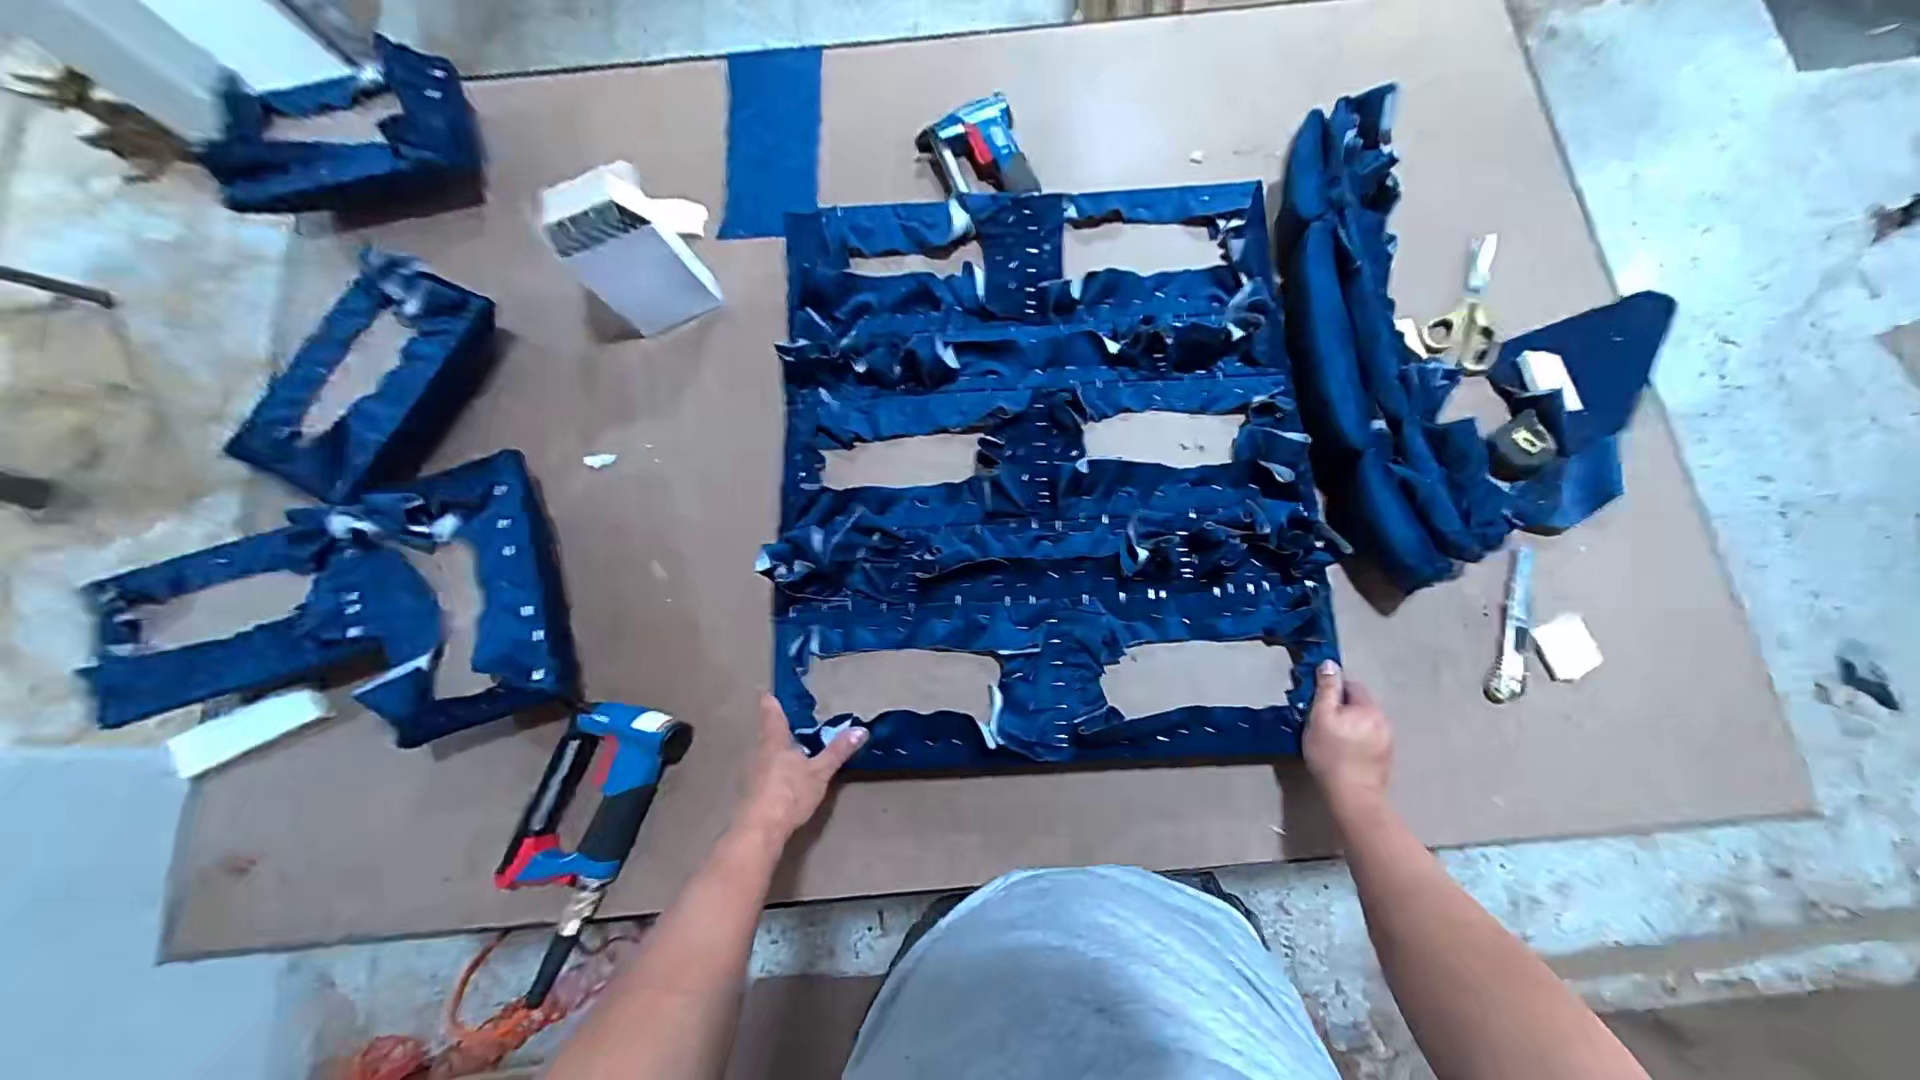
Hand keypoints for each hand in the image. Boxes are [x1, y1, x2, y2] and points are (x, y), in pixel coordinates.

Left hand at [734, 694, 866, 841]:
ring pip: (766, 750)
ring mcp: (754, 772)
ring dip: (778, 744)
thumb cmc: (789, 793)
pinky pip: (766, 768)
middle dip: (778, 722)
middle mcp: (760, 751)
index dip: (770, 699)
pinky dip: (777, 763)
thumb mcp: (820, 772)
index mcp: (775, 740)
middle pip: (767, 730)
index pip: (770, 711)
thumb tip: (861, 729)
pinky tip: (788, 771)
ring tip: (795, 740)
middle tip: (793, 714)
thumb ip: (838, 750)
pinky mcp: (754, 791)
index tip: (770, 688)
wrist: (760, 830)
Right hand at [1303, 660, 1392, 816]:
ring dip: (1348, 723)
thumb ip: (1326, 689)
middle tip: (1320, 722)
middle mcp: (1383, 720)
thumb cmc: (1331, 754)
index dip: (1331, 691)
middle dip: (1340, 707)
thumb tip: (1330, 664)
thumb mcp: (1320, 717)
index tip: (1317, 704)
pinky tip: (1343, 751)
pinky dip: (1355, 738)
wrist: (1352, 795)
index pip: (1350, 685)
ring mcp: (1387, 740)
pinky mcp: (1384, 756)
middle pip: (1358, 703)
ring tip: (1331, 738)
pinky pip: (1367, 736)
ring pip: (1362, 720)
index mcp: (1369, 708)